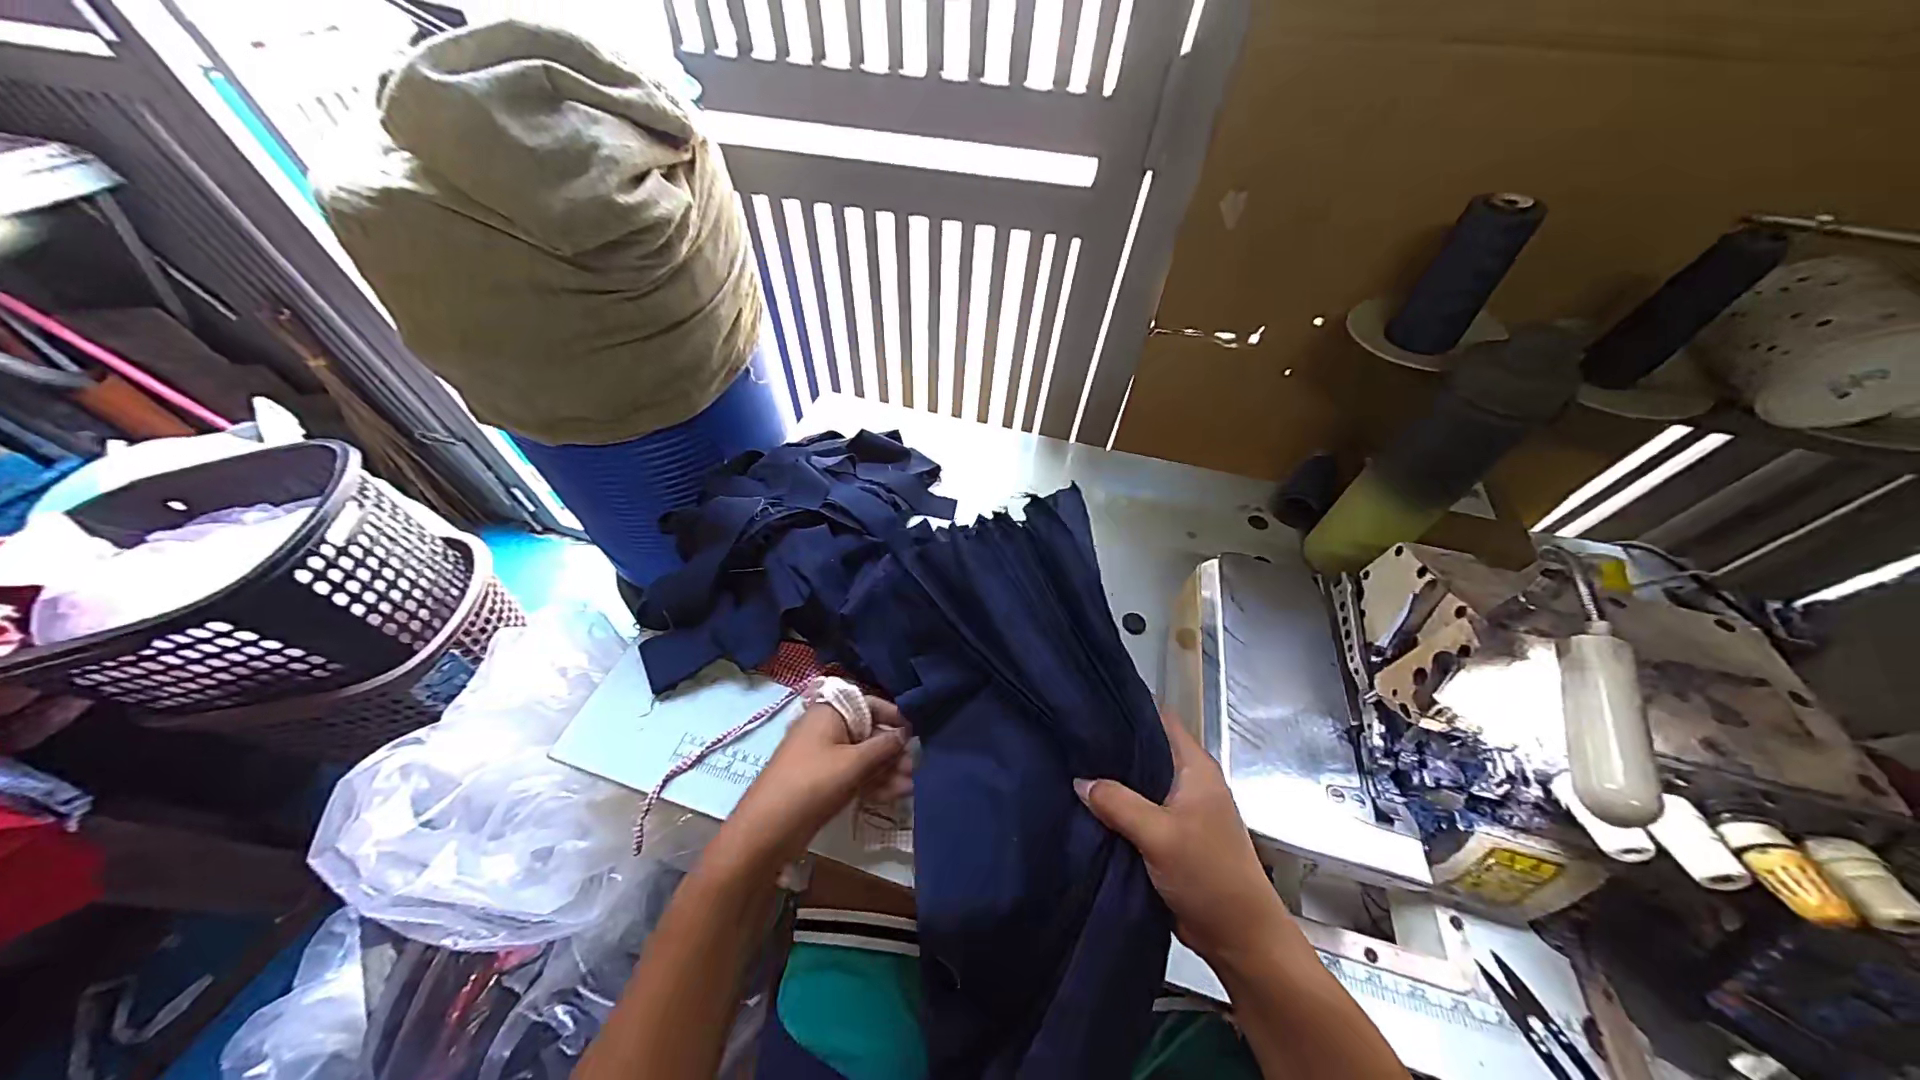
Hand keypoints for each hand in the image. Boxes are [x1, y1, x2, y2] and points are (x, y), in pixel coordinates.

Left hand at [710, 696, 912, 874]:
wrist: (767, 829)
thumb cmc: (812, 784)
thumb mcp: (854, 763)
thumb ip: (884, 746)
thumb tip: (905, 733)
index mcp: (829, 712)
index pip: (869, 703)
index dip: (893, 716)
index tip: (915, 733)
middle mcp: (827, 729)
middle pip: (868, 732)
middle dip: (892, 750)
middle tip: (914, 768)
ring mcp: (824, 756)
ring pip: (863, 756)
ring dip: (887, 770)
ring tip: (909, 786)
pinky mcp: (823, 781)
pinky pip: (854, 774)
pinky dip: (873, 782)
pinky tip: (895, 795)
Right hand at [1075, 710, 1290, 965]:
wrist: (1238, 938)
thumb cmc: (1210, 875)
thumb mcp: (1159, 834)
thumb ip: (1117, 802)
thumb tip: (1080, 781)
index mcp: (1195, 767)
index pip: (1159, 719)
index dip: (1126, 709)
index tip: (1087, 708)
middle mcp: (1187, 781)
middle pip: (1144, 751)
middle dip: (1110, 748)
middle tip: (1069, 741)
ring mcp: (1178, 810)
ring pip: (1137, 784)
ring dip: (1110, 783)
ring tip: (1068, 769)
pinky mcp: (1168, 836)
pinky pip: (1135, 813)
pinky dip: (1114, 811)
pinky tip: (1084, 808)